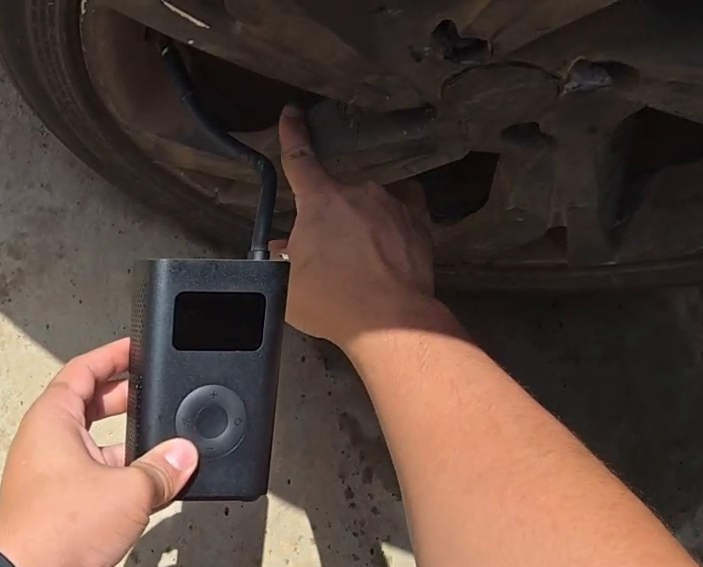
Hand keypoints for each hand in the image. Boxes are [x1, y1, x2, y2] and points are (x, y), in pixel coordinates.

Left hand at [0, 340, 197, 566]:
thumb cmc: (56, 526)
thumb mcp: (127, 490)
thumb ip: (161, 469)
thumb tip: (183, 457)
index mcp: (52, 420)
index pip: (81, 371)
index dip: (111, 357)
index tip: (135, 350)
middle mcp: (45, 444)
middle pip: (87, 408)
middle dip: (123, 401)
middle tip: (154, 395)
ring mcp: (49, 477)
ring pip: (92, 450)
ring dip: (125, 449)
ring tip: (162, 448)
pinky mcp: (57, 508)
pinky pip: (92, 482)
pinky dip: (118, 481)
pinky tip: (147, 492)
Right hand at [272, 104, 452, 355]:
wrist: (388, 318)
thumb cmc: (331, 300)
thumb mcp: (290, 285)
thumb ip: (285, 259)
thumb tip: (285, 248)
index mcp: (321, 203)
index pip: (300, 160)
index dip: (292, 135)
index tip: (291, 112)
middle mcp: (359, 194)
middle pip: (335, 201)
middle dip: (327, 225)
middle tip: (324, 262)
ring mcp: (393, 207)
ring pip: (366, 214)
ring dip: (358, 235)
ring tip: (355, 273)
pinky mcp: (418, 226)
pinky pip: (393, 227)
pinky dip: (384, 243)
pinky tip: (380, 269)